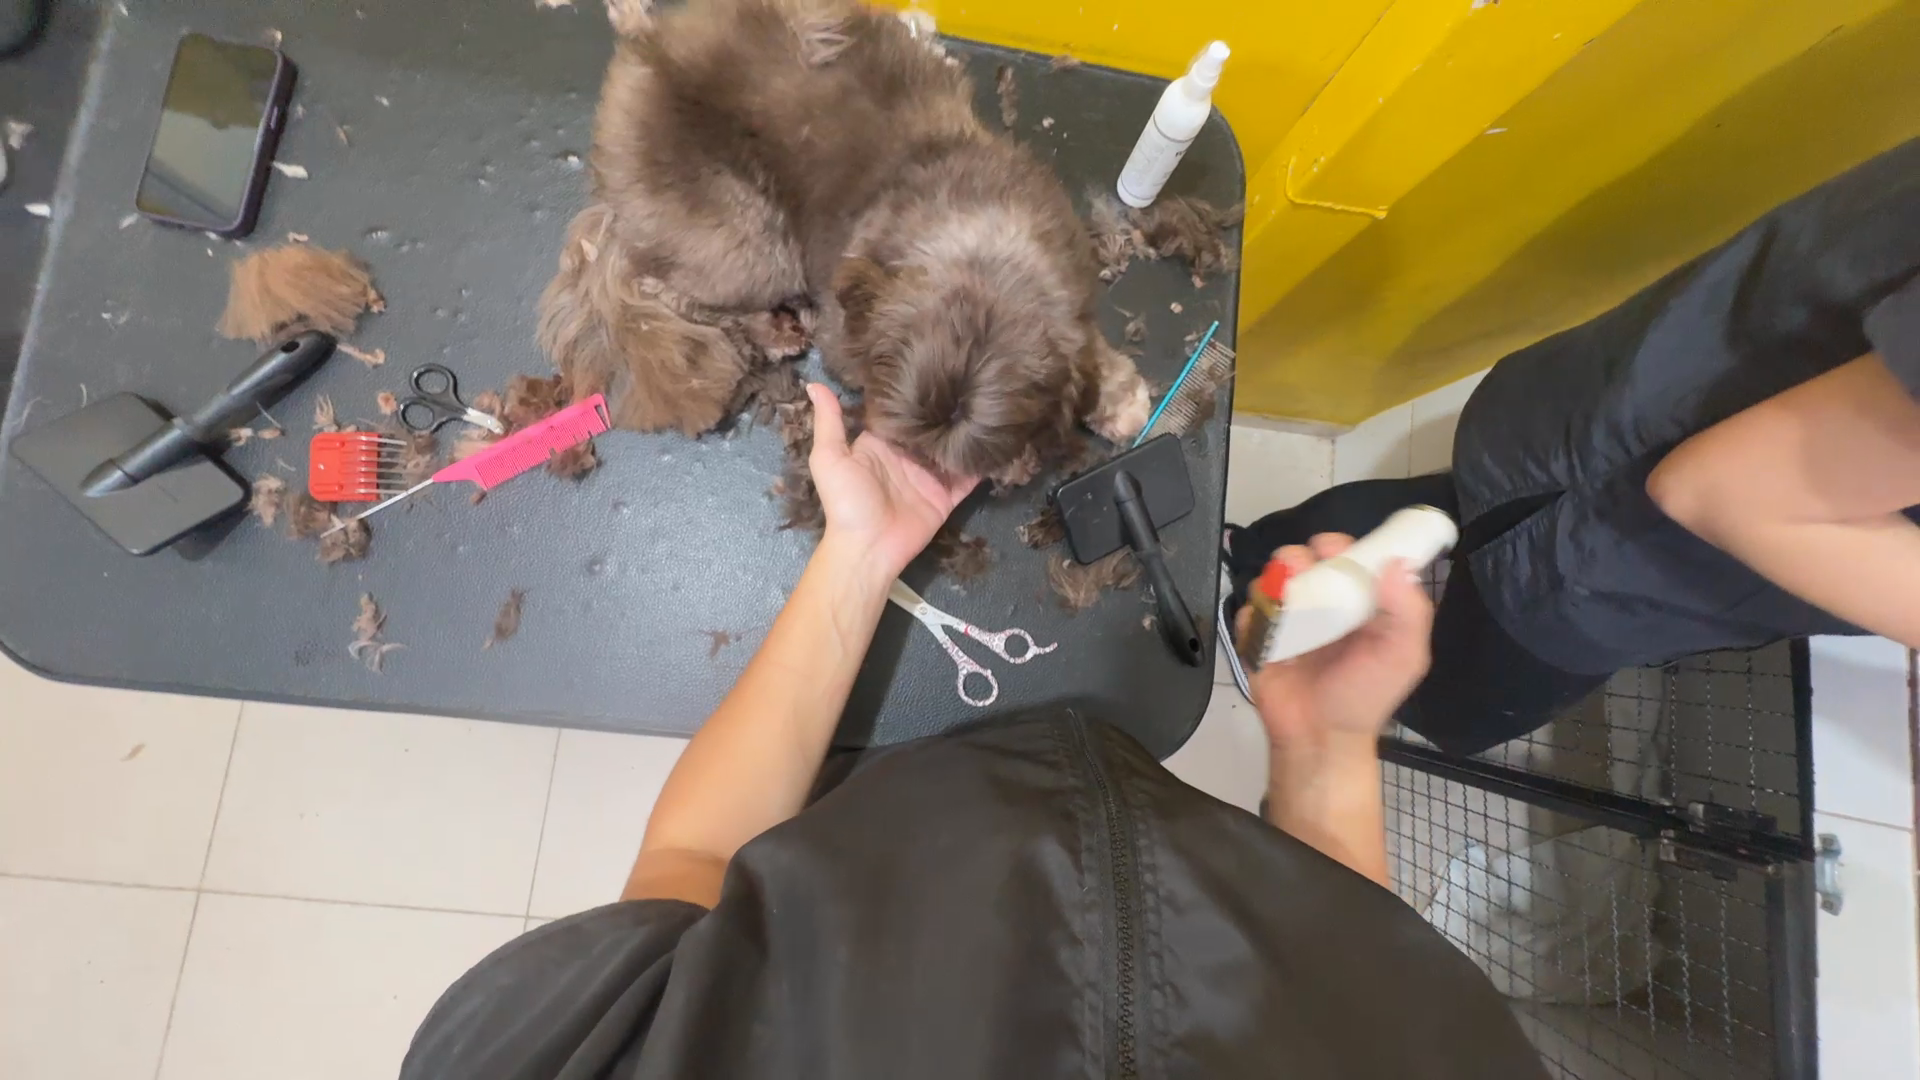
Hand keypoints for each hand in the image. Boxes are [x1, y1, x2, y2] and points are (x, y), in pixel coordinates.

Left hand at [807, 383, 978, 577]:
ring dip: (967, 433)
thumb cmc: (845, 501)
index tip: (933, 365)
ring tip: (989, 404)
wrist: (867, 548)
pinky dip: (981, 465)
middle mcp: (907, 458)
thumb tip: (814, 384)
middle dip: (947, 409)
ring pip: (952, 450)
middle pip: (931, 429)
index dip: (914, 393)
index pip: (901, 414)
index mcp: (881, 445)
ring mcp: (929, 478)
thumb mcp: (829, 457)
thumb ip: (828, 421)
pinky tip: (997, 442)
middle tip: (971, 379)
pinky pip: (967, 479)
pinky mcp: (945, 497)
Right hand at [1247, 534, 1433, 751]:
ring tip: (1285, 602)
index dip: (1341, 546)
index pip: (1347, 556)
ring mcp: (1286, 616)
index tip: (1336, 552)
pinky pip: (1247, 609)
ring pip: (1270, 576)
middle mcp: (1320, 602)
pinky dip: (1253, 614)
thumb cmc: (1363, 695)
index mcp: (1357, 601)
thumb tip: (1396, 562)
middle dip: (1301, 556)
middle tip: (1304, 571)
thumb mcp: (1402, 655)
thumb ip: (1408, 611)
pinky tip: (1267, 633)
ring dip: (1274, 580)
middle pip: (1302, 557)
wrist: (1318, 735)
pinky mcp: (1256, 633)